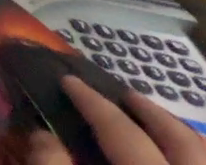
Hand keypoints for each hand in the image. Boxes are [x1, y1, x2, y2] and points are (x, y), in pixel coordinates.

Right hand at [26, 77, 205, 163]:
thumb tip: (40, 132)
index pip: (122, 131)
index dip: (93, 102)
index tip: (68, 80)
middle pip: (181, 140)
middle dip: (149, 110)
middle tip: (123, 92)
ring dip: (180, 130)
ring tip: (154, 117)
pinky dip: (197, 152)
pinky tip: (178, 150)